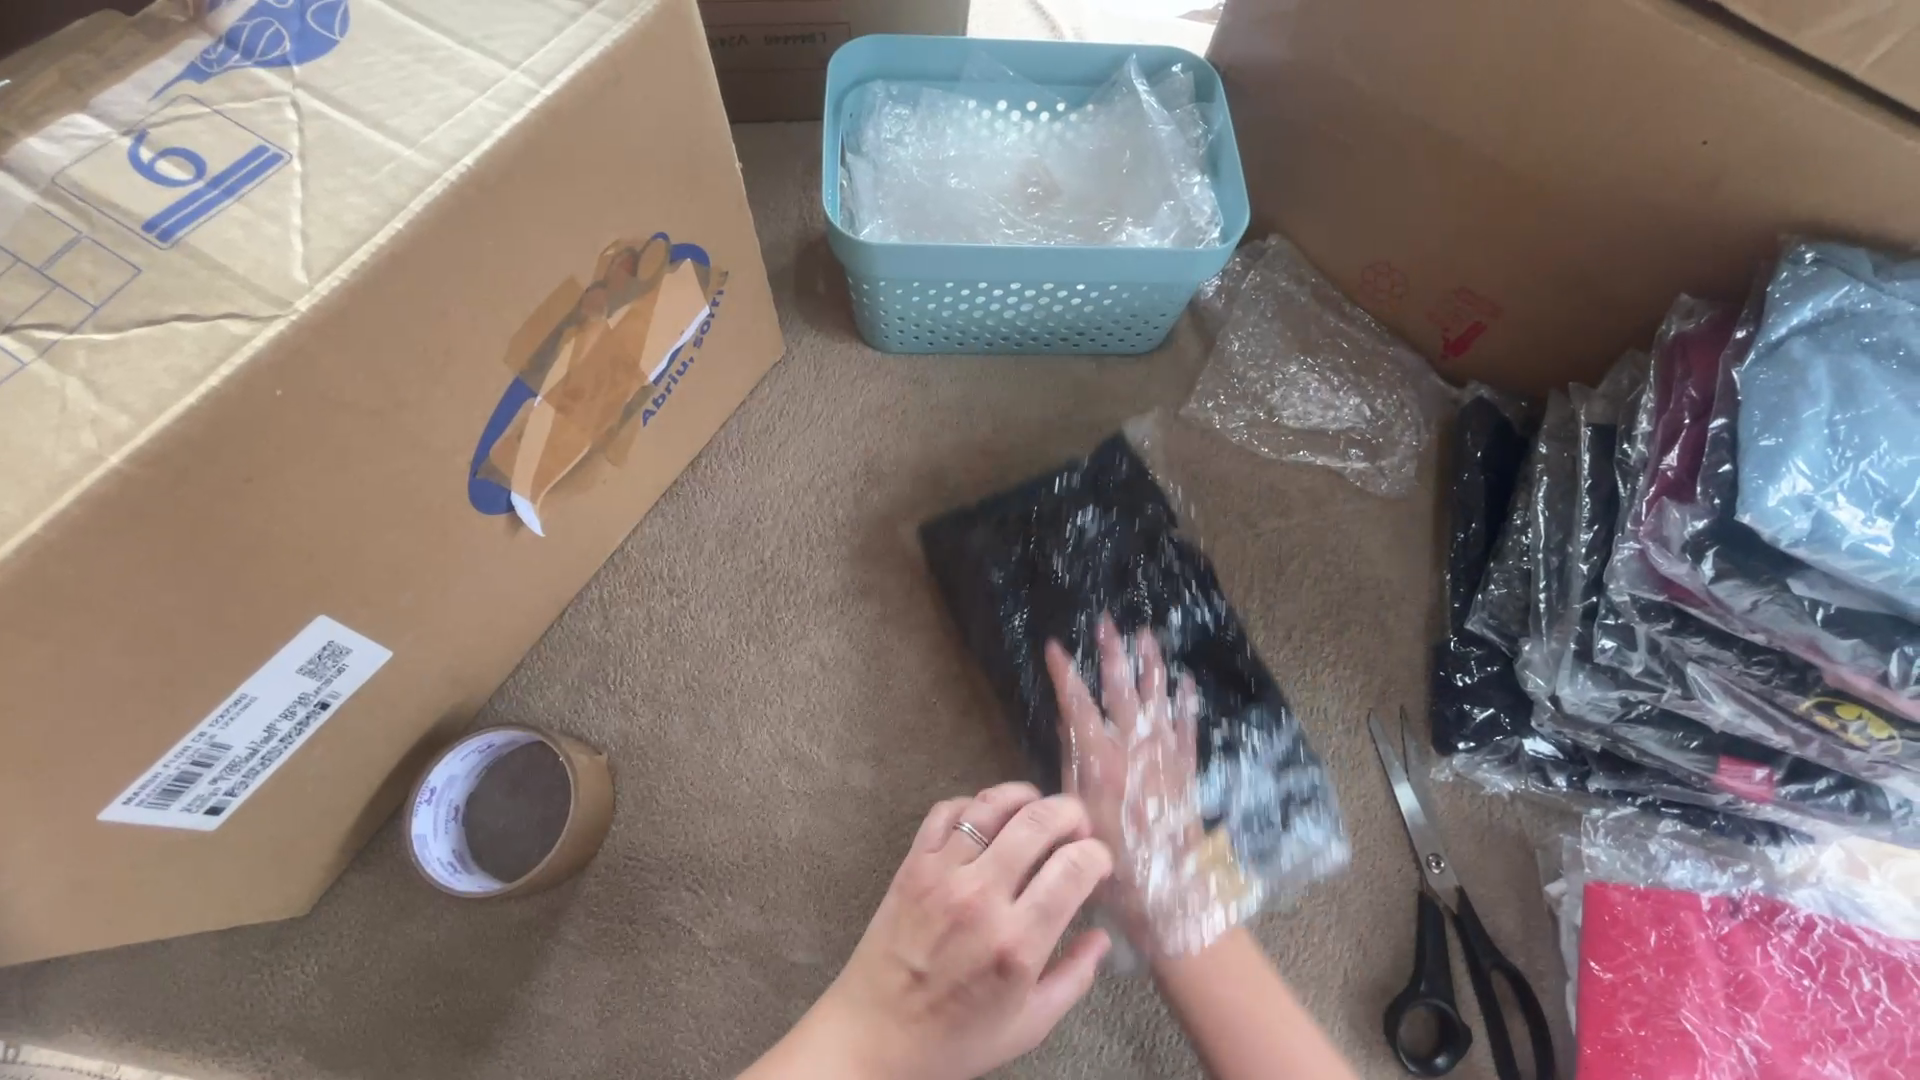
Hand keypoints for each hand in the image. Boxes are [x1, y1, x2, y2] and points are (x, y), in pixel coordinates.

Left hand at [752, 783, 1114, 1079]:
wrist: (874, 1036)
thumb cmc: (954, 1039)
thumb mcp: (1028, 1025)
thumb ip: (1074, 979)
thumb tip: (1101, 937)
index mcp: (1017, 943)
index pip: (1074, 868)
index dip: (1097, 855)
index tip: (1098, 861)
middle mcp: (981, 897)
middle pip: (1038, 821)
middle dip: (1070, 813)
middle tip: (1077, 826)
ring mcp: (942, 874)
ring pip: (992, 804)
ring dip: (1025, 797)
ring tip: (1037, 810)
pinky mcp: (912, 863)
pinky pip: (947, 811)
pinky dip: (973, 804)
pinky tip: (987, 819)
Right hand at [1046, 614, 1231, 957]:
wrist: (1169, 893)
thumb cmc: (1112, 858)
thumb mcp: (1077, 813)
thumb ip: (1072, 766)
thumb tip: (1066, 724)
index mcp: (1100, 760)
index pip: (1077, 705)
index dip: (1064, 674)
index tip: (1054, 646)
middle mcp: (1133, 749)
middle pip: (1120, 691)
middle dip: (1111, 654)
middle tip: (1107, 623)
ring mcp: (1164, 755)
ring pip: (1157, 700)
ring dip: (1151, 666)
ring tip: (1147, 635)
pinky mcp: (1185, 768)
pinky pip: (1187, 727)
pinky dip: (1186, 704)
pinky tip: (1186, 682)